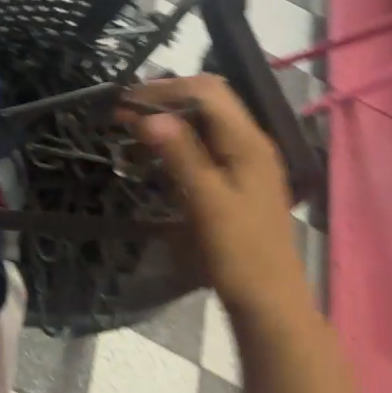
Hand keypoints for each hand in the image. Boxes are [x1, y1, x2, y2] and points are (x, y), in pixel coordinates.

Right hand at [126, 75, 310, 319]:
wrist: (269, 302)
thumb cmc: (240, 253)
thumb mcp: (206, 202)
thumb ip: (180, 154)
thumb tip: (150, 116)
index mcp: (248, 143)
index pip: (205, 91)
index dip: (163, 90)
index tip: (122, 103)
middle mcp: (250, 143)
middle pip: (207, 98)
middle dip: (164, 97)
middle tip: (122, 111)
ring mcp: (244, 160)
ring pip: (204, 118)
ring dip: (167, 114)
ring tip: (129, 126)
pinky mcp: (235, 177)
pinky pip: (203, 140)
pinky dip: (175, 135)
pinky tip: (153, 149)